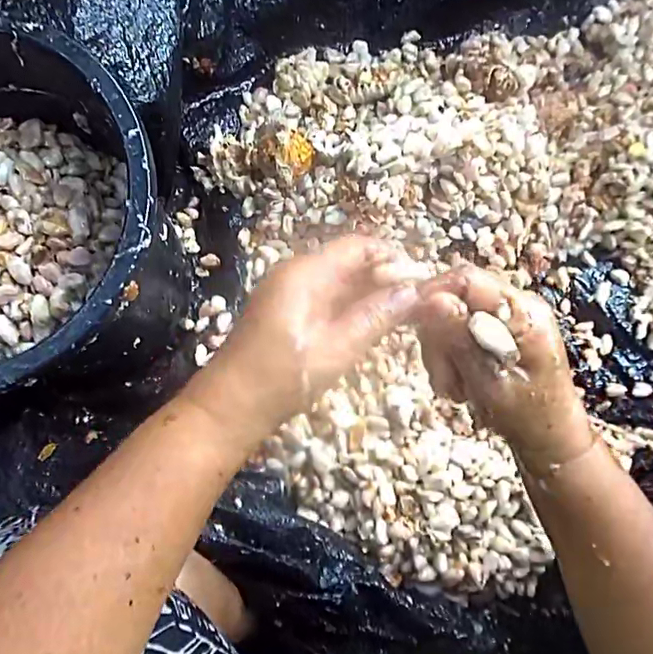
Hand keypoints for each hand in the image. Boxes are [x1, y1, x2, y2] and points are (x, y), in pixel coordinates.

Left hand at [184, 236, 423, 445]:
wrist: (229, 407)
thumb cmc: (281, 379)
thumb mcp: (336, 350)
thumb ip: (375, 317)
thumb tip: (414, 291)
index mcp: (304, 273)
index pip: (358, 246)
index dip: (393, 257)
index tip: (423, 280)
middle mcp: (295, 274)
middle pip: (349, 261)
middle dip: (385, 276)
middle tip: (419, 301)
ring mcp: (287, 293)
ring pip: (339, 281)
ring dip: (370, 293)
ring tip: (403, 314)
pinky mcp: (286, 313)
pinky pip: (326, 298)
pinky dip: (350, 307)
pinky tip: (371, 325)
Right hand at [416, 266, 595, 474]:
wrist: (551, 441)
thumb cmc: (529, 418)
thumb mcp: (489, 382)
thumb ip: (460, 339)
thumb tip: (430, 301)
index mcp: (524, 312)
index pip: (466, 280)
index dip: (431, 296)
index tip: (409, 325)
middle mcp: (517, 306)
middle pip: (454, 296)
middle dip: (437, 335)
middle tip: (443, 376)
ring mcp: (508, 319)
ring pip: (450, 318)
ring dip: (442, 352)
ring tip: (455, 388)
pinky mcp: (497, 333)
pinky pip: (458, 333)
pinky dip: (449, 358)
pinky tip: (461, 384)